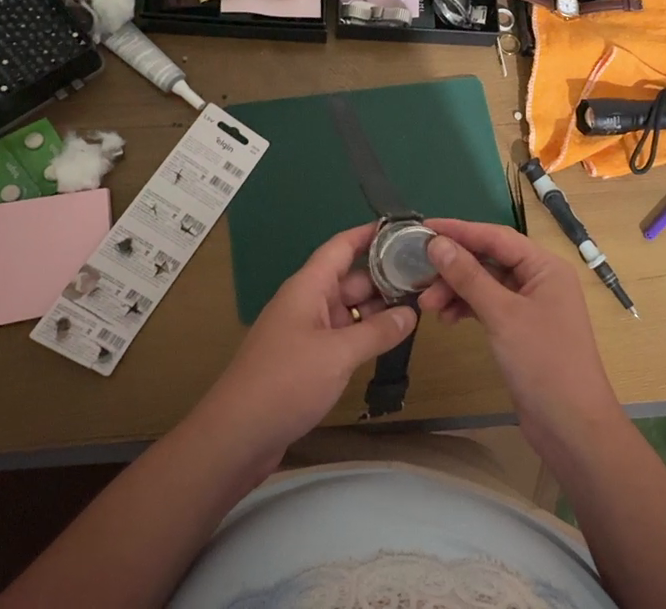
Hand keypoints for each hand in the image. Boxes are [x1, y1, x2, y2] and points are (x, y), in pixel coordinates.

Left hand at [193, 222, 417, 468]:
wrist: (236, 437)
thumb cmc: (286, 382)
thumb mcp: (338, 354)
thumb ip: (378, 331)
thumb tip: (411, 313)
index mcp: (308, 288)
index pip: (341, 247)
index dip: (369, 234)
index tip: (404, 228)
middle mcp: (306, 303)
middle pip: (351, 280)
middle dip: (386, 279)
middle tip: (428, 281)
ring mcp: (305, 333)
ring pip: (348, 311)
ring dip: (378, 311)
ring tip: (420, 310)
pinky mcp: (306, 361)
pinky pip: (341, 336)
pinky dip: (364, 336)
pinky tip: (391, 342)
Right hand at [417, 219, 624, 450]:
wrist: (571, 424)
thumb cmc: (543, 362)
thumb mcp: (502, 315)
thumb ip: (469, 277)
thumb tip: (437, 243)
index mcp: (545, 266)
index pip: (496, 237)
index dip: (459, 231)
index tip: (422, 228)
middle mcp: (540, 279)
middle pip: (490, 260)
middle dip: (454, 267)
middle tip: (417, 277)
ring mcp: (531, 306)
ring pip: (486, 285)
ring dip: (457, 290)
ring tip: (427, 306)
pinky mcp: (521, 330)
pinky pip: (489, 307)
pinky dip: (467, 309)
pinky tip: (446, 319)